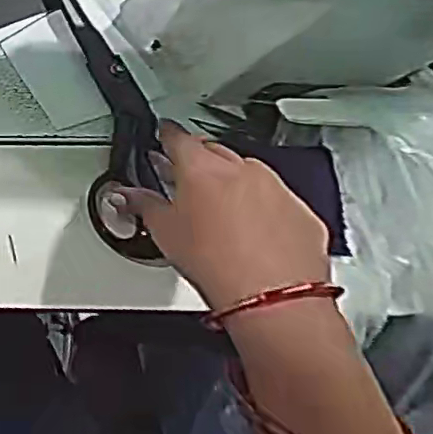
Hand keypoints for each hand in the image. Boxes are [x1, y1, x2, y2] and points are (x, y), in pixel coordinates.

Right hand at [111, 121, 329, 310]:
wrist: (272, 298)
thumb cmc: (217, 262)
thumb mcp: (163, 229)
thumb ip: (143, 203)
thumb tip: (130, 196)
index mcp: (201, 168)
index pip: (178, 137)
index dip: (166, 135)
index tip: (163, 136)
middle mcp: (242, 170)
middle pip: (214, 150)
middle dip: (198, 160)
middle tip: (184, 179)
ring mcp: (276, 189)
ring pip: (248, 172)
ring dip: (231, 181)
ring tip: (217, 210)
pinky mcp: (302, 213)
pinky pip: (277, 198)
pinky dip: (262, 205)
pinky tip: (249, 229)